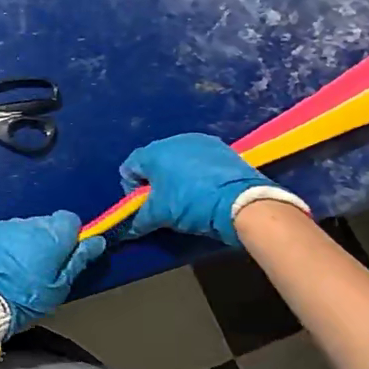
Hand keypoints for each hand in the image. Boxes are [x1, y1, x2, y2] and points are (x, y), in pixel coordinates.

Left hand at [0, 211, 106, 332]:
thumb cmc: (24, 300)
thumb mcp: (59, 288)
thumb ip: (79, 260)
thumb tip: (98, 241)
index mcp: (52, 235)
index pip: (70, 220)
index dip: (70, 236)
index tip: (64, 255)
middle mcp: (30, 223)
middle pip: (46, 224)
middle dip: (46, 240)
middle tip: (39, 267)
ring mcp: (5, 225)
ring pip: (24, 228)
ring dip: (25, 242)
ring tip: (16, 268)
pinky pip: (3, 233)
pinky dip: (4, 244)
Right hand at [118, 133, 278, 246]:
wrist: (240, 200)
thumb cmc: (191, 203)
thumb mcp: (160, 216)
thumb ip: (139, 220)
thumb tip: (129, 229)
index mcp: (154, 152)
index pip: (129, 167)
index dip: (131, 189)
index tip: (144, 205)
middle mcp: (174, 140)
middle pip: (154, 161)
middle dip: (155, 182)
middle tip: (164, 203)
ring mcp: (199, 141)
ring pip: (178, 159)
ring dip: (176, 176)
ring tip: (187, 197)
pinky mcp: (220, 147)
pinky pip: (199, 159)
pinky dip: (197, 173)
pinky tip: (206, 189)